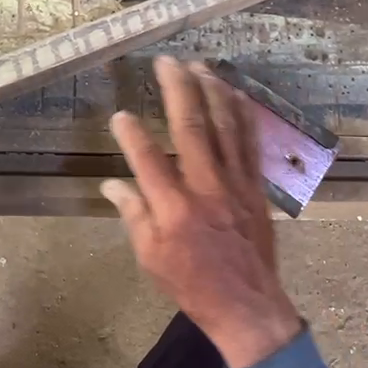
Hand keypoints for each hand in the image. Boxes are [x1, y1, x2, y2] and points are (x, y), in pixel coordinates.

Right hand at [101, 56, 303, 367]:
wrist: (247, 306)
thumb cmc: (192, 285)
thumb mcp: (150, 259)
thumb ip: (133, 216)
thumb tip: (111, 185)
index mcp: (174, 209)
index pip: (147, 159)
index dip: (131, 133)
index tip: (119, 114)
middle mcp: (206, 187)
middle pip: (191, 127)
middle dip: (177, 90)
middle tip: (166, 62)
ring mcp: (236, 183)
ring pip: (225, 126)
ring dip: (212, 91)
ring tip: (199, 65)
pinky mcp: (256, 186)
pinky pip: (250, 141)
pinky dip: (242, 113)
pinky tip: (235, 93)